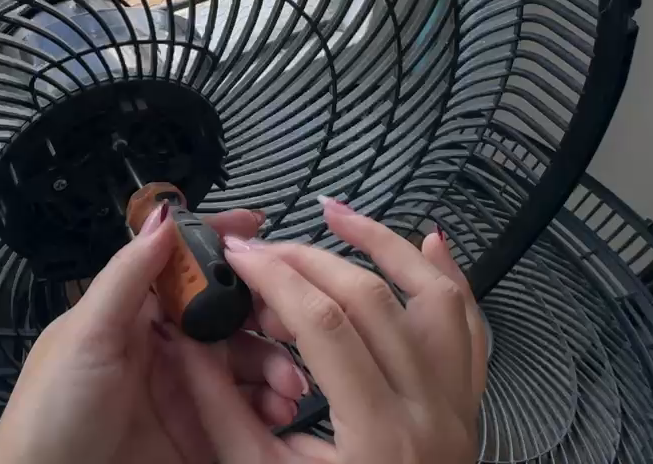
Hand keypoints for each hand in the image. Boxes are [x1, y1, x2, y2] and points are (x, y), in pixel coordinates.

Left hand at [0, 207, 308, 463]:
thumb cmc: (54, 408)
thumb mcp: (87, 333)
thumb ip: (127, 275)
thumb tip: (164, 214)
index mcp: (135, 311)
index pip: (182, 265)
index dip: (216, 242)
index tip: (256, 226)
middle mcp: (165, 345)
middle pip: (225, 313)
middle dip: (261, 312)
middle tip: (289, 325)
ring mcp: (186, 393)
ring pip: (242, 364)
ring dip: (272, 364)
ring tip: (288, 383)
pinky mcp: (200, 438)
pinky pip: (244, 417)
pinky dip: (268, 410)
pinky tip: (278, 413)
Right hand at [164, 198, 488, 463]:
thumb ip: (219, 406)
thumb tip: (181, 335)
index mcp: (380, 439)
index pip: (325, 323)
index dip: (274, 276)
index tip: (236, 255)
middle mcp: (432, 415)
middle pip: (370, 298)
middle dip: (305, 259)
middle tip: (259, 252)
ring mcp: (459, 409)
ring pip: (436, 298)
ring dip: (384, 244)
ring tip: (335, 213)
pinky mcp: (468, 408)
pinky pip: (471, 330)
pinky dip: (449, 278)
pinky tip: (427, 239)